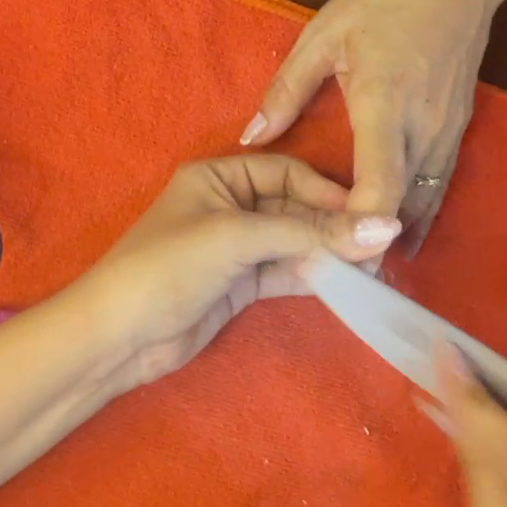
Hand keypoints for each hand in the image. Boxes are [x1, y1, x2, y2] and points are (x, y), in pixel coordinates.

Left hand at [69, 155, 400, 390]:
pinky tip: (349, 284)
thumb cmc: (168, 266)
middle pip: (294, 208)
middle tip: (384, 247)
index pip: (285, 172)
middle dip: (334, 225)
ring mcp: (235, 248)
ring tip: (376, 268)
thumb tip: (386, 226)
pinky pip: (286, 272)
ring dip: (331, 254)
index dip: (326, 190)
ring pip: (294, 243)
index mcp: (217, 177)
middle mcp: (229, 206)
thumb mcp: (235, 238)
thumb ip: (308, 233)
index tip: (371, 214)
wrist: (119, 335)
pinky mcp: (240, 285)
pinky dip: (315, 276)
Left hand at [245, 0, 506, 249]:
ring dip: (392, 232)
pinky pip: (437, 185)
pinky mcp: (459, 130)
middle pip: (402, 206)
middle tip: (329, 270)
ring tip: (355, 262)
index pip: (377, 185)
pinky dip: (416, 211)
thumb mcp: (322, 36)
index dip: (356, 227)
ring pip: (423, 202)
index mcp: (384, 104)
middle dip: (368, 243)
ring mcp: (448, 131)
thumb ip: (286, 91)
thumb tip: (251, 136)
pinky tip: (392, 232)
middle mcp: (422, 128)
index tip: (326, 253)